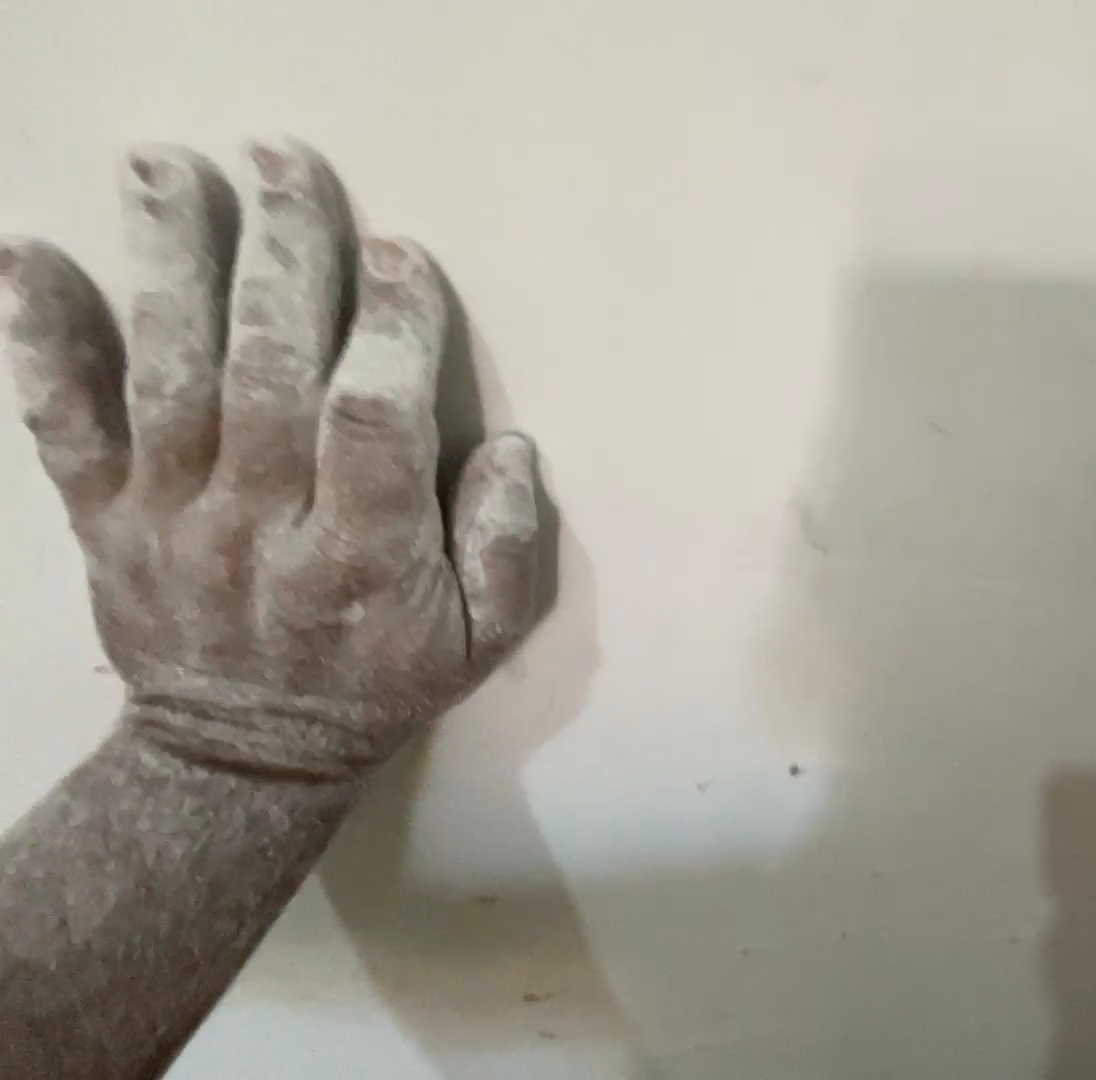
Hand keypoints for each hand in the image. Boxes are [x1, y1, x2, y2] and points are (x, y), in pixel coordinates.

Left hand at [1, 140, 542, 780]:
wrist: (250, 750)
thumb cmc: (391, 681)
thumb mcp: (488, 635)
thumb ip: (506, 546)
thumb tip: (509, 450)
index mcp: (365, 554)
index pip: (374, 420)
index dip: (389, 333)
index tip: (401, 258)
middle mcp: (260, 523)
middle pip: (268, 373)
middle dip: (284, 263)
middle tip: (290, 168)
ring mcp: (167, 516)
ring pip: (166, 375)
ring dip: (167, 265)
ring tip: (172, 169)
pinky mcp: (103, 516)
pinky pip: (60, 422)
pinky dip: (38, 338)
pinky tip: (29, 257)